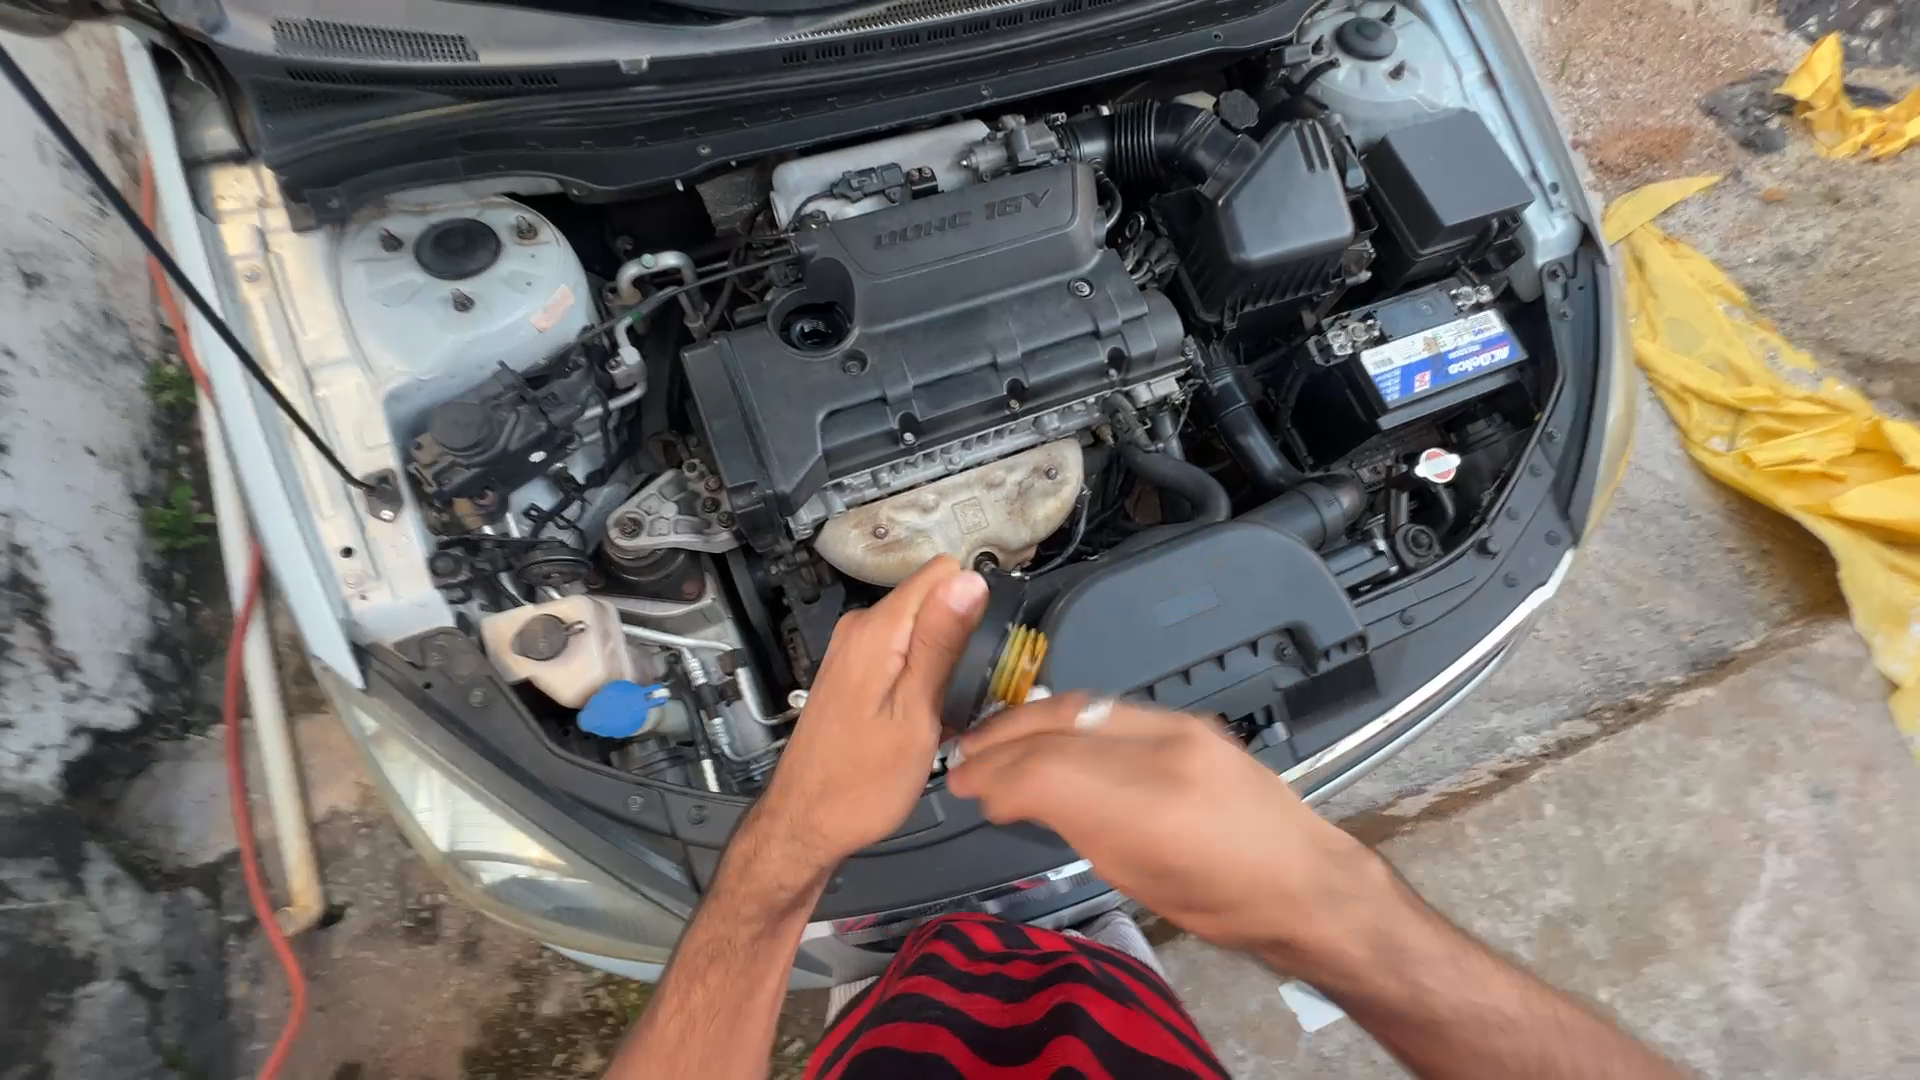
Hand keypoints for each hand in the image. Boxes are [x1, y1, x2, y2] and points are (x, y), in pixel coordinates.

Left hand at [755, 556, 987, 872]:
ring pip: (921, 626)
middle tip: (960, 693)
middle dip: (959, 634)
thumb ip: (942, 642)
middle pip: (932, 599)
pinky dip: (922, 672)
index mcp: (877, 630)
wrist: (807, 823)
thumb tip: (969, 579)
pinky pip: (903, 648)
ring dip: (942, 658)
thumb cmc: (863, 781)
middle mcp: (860, 627)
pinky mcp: (854, 668)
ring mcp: (854, 647)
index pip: (942, 573)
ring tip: (942, 707)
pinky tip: (923, 711)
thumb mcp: (915, 712)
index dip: (970, 604)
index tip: (975, 650)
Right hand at [945, 696, 1395, 968]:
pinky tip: (1040, 729)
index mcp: (1151, 810)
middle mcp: (1163, 753)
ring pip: (1078, 705)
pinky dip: (1061, 718)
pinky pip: (1105, 708)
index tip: (966, 787)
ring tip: (989, 738)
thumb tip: (1019, 796)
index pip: (1047, 771)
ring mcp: (1178, 727)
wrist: (1305, 879)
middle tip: (962, 757)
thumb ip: (1075, 826)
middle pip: (1056, 726)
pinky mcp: (1185, 719)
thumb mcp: (1137, 880)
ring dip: (1024, 719)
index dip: (995, 775)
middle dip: (999, 739)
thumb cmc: (1224, 904)